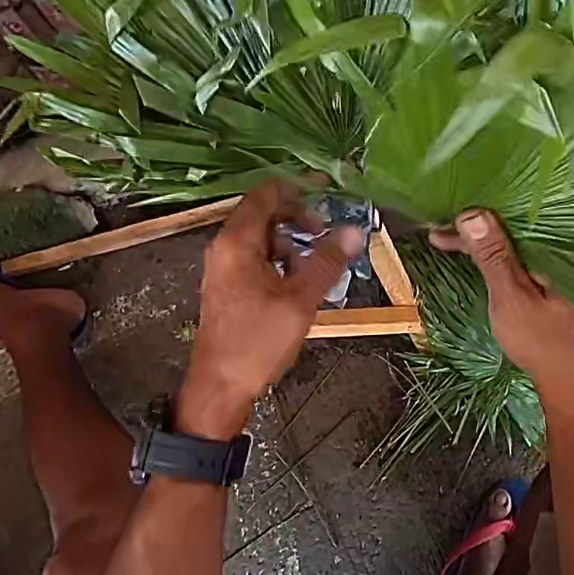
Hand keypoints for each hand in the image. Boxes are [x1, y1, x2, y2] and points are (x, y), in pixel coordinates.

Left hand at [177, 180, 364, 439]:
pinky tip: (296, 286)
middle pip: (264, 213)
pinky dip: (278, 262)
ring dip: (290, 244)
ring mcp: (222, 266)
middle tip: (326, 236)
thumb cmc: (257, 343)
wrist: (219, 386)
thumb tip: (354, 232)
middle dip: (298, 220)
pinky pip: (254, 258)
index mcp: (237, 242)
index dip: (298, 188)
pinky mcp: (226, 285)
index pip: (266, 193)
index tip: (328, 196)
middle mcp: (224, 247)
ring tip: (313, 270)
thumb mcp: (300, 302)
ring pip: (261, 238)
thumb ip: (327, 263)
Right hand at [431, 209, 573, 396]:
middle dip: (475, 230)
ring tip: (449, 241)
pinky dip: (498, 259)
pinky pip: (522, 259)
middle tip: (438, 233)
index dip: (476, 218)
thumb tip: (472, 214)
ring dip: (483, 244)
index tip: (444, 222)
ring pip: (516, 245)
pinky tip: (480, 260)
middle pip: (514, 229)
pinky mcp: (554, 283)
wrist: (570, 384)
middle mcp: (563, 253)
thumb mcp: (510, 297)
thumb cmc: (541, 343)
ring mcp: (559, 269)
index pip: (514, 219)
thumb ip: (493, 256)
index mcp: (557, 250)